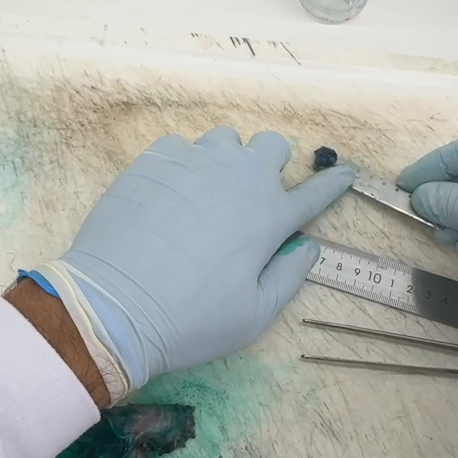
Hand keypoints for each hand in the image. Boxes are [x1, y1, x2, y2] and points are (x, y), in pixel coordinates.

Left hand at [40, 128, 355, 390]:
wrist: (114, 304)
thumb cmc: (190, 319)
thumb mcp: (254, 317)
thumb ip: (288, 277)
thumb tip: (309, 248)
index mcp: (269, 217)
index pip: (315, 193)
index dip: (333, 183)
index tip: (344, 172)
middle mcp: (239, 178)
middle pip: (271, 144)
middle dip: (269, 163)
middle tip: (247, 195)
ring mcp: (195, 162)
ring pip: (224, 138)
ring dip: (223, 159)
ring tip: (201, 192)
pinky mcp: (154, 158)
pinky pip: (178, 145)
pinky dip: (180, 163)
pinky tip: (165, 193)